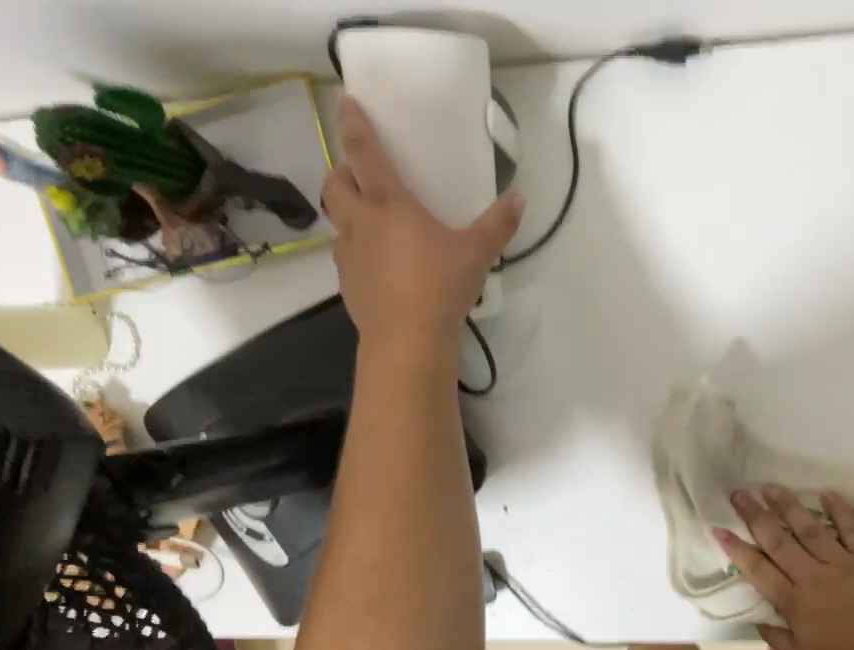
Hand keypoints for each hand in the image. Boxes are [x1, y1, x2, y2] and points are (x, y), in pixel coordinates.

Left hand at [322, 97, 524, 348]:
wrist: (406, 341)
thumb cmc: (439, 287)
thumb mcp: (476, 254)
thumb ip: (497, 225)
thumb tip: (518, 198)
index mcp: (389, 204)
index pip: (364, 152)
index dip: (353, 125)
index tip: (346, 103)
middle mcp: (361, 223)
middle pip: (335, 183)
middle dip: (342, 172)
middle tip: (359, 174)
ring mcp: (349, 256)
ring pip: (337, 221)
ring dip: (348, 213)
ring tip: (371, 223)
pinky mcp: (348, 286)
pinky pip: (347, 258)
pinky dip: (358, 252)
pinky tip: (380, 267)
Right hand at [717, 486, 853, 649]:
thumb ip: (776, 637)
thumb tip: (757, 618)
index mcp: (795, 603)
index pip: (758, 570)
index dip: (736, 549)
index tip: (718, 529)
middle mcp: (813, 576)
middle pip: (778, 540)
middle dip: (755, 515)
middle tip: (738, 494)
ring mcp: (842, 563)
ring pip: (809, 528)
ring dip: (788, 505)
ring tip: (770, 486)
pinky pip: (851, 529)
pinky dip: (840, 510)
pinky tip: (826, 493)